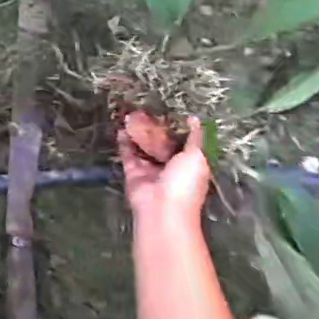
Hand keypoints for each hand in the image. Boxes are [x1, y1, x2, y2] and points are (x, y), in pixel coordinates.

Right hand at [118, 112, 209, 231]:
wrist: (162, 208)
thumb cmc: (185, 182)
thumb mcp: (196, 157)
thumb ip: (194, 138)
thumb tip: (194, 119)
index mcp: (188, 165)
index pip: (182, 144)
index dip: (176, 129)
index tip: (168, 112)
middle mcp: (169, 168)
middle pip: (161, 145)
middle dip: (154, 130)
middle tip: (146, 109)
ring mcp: (150, 170)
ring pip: (143, 148)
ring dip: (138, 133)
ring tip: (131, 114)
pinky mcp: (133, 173)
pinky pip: (128, 154)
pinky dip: (124, 142)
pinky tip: (121, 127)